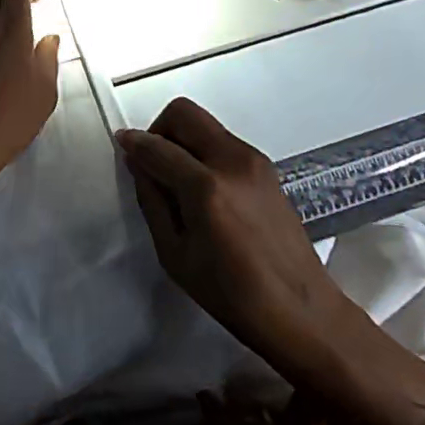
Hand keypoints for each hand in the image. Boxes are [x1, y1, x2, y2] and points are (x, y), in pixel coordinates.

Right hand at [117, 98, 356, 370]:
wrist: (302, 312)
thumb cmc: (232, 294)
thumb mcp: (174, 254)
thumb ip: (151, 201)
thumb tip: (139, 164)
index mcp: (206, 187)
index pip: (158, 147)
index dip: (134, 143)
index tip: (122, 144)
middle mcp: (232, 161)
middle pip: (184, 113)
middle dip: (160, 128)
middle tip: (154, 161)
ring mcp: (254, 160)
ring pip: (205, 123)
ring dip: (183, 138)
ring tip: (179, 179)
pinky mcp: (267, 167)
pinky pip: (223, 140)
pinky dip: (203, 149)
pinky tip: (204, 187)